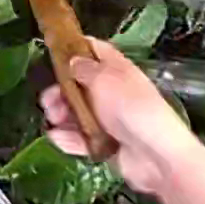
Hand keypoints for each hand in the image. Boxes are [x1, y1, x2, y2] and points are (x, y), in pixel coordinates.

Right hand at [40, 39, 203, 195]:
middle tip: (47, 101)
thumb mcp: (101, 78)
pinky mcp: (108, 145)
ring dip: (60, 115)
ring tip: (52, 120)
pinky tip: (58, 138)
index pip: (93, 49)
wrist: (157, 155)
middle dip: (59, 92)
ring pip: (76, 112)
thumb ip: (81, 67)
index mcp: (115, 69)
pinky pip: (82, 138)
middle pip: (78, 84)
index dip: (73, 47)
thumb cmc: (128, 106)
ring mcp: (110, 120)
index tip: (52, 52)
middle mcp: (113, 91)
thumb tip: (72, 61)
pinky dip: (69, 138)